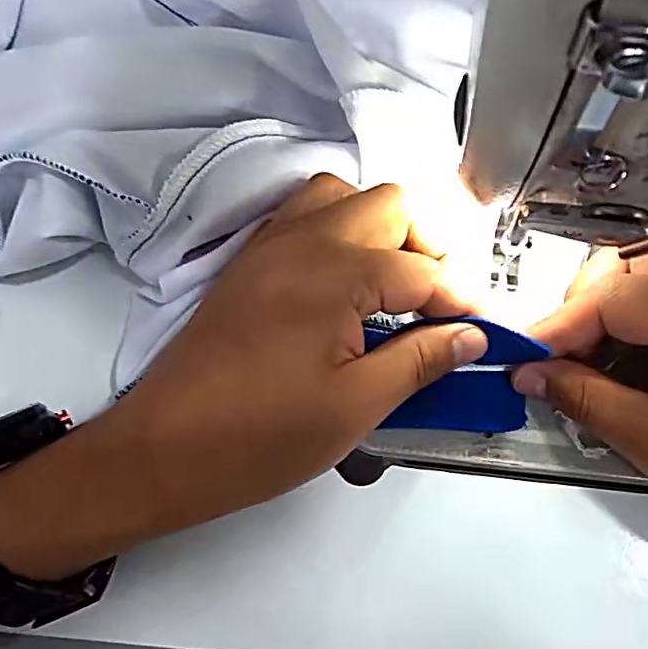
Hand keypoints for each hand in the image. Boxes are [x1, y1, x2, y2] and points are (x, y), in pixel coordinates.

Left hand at [0, 174, 487, 576]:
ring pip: (343, 197)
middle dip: (430, 246)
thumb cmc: (261, 438)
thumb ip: (420, 360)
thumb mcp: (356, 407)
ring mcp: (268, 246)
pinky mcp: (248, 263)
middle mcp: (302, 241)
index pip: (421, 270)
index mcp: (334, 275)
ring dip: (382, 229)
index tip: (483, 328)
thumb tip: (471, 336)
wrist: (164, 451)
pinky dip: (341, 232)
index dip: (461, 299)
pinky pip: (304, 217)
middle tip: (441, 303)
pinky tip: (350, 284)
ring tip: (397, 283)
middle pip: (389, 206)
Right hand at [512, 248, 647, 586]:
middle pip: (636, 273)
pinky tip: (628, 370)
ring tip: (588, 373)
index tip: (524, 356)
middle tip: (554, 363)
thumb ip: (583, 395)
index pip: (615, 297)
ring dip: (616, 322)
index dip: (560, 328)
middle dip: (586, 315)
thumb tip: (531, 373)